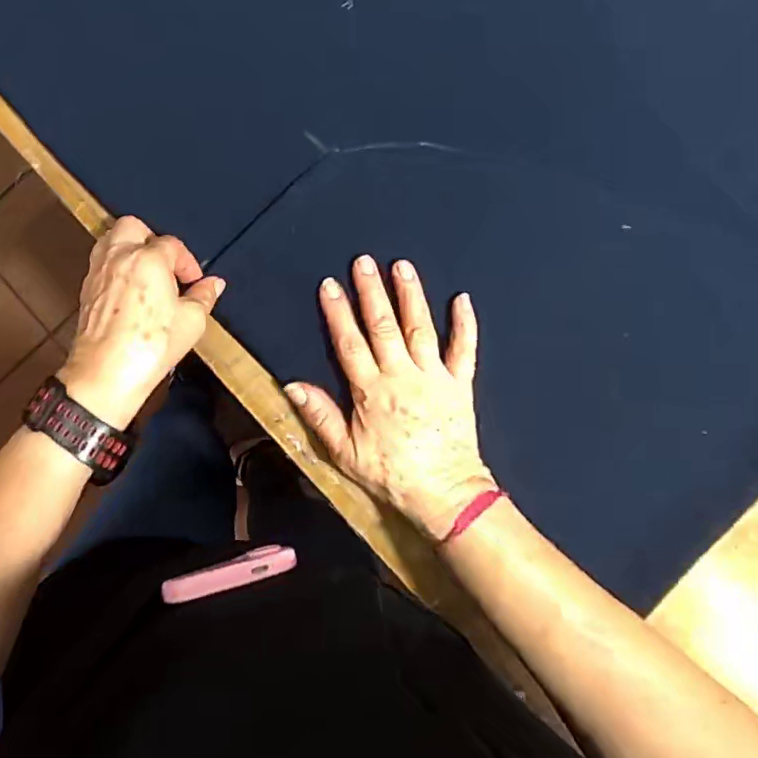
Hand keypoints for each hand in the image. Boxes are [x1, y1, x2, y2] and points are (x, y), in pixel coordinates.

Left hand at [57, 216, 226, 428]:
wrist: (106, 374)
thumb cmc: (146, 347)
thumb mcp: (191, 322)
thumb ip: (202, 297)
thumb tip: (212, 286)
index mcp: (147, 259)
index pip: (171, 244)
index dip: (186, 261)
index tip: (193, 279)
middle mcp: (118, 258)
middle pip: (132, 226)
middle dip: (151, 238)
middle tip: (166, 263)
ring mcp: (98, 273)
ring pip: (110, 240)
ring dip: (128, 248)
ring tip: (146, 272)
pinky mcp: (86, 290)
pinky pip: (100, 264)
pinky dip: (114, 268)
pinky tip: (128, 289)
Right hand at [283, 255, 495, 541]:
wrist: (446, 495)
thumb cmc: (390, 474)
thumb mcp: (344, 452)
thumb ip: (320, 415)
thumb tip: (292, 385)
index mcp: (371, 391)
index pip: (349, 343)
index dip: (338, 313)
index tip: (330, 285)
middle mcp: (402, 377)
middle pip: (384, 326)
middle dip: (372, 292)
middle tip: (364, 262)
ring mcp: (435, 378)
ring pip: (421, 329)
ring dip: (411, 296)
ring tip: (402, 266)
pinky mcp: (461, 386)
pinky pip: (465, 351)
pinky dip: (465, 325)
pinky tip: (462, 299)